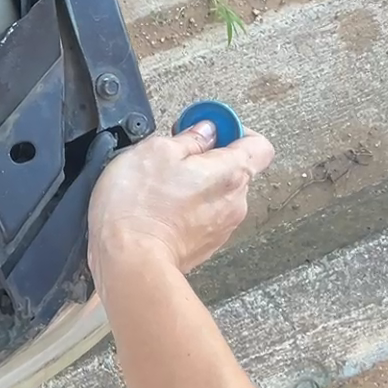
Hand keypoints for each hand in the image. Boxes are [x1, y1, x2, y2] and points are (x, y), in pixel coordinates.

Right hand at [88, 121, 274, 281]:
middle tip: (171, 155)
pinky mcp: (203, 244)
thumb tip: (204, 130)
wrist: (128, 259)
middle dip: (206, 157)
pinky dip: (184, 206)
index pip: (258, 144)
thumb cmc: (138, 205)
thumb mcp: (154, 150)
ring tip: (158, 184)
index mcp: (230, 173)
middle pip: (234, 168)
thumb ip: (187, 137)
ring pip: (215, 192)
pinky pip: (201, 215)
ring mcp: (221, 227)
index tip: (204, 127)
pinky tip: (157, 206)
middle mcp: (235, 202)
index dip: (232, 128)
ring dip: (193, 183)